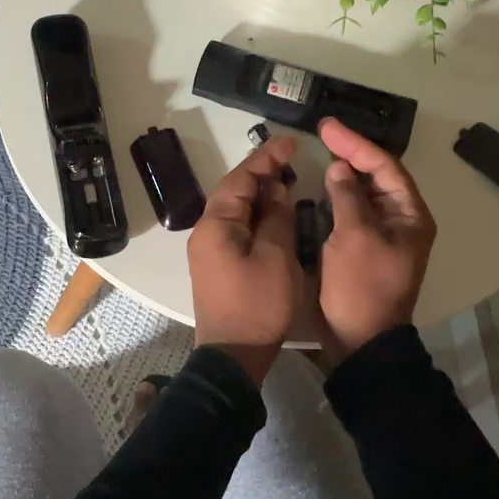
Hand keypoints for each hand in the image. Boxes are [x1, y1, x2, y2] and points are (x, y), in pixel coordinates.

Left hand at [188, 135, 302, 384]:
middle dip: (262, 175)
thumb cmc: (258, 305)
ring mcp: (209, 252)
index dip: (265, 159)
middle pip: (233, 193)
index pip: (239, 179)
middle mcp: (205, 233)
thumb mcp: (276, 257)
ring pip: (236, 213)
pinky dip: (257, 219)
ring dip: (261, 197)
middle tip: (293, 162)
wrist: (235, 355)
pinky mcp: (219, 267)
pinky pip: (237, 231)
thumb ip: (276, 218)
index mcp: (215, 226)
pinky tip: (277, 217)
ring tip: (289, 184)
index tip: (292, 143)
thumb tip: (276, 192)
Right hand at [318, 117, 436, 361]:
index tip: (327, 128)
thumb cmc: (362, 286)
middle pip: (376, 179)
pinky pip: (350, 217)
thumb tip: (340, 170)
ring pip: (362, 197)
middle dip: (350, 156)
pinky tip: (317, 192)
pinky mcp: (361, 252)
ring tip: (318, 157)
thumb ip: (348, 197)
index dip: (356, 145)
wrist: (360, 340)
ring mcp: (381, 238)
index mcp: (410, 216)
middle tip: (321, 135)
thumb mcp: (355, 236)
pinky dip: (334, 202)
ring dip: (341, 178)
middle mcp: (400, 222)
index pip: (385, 167)